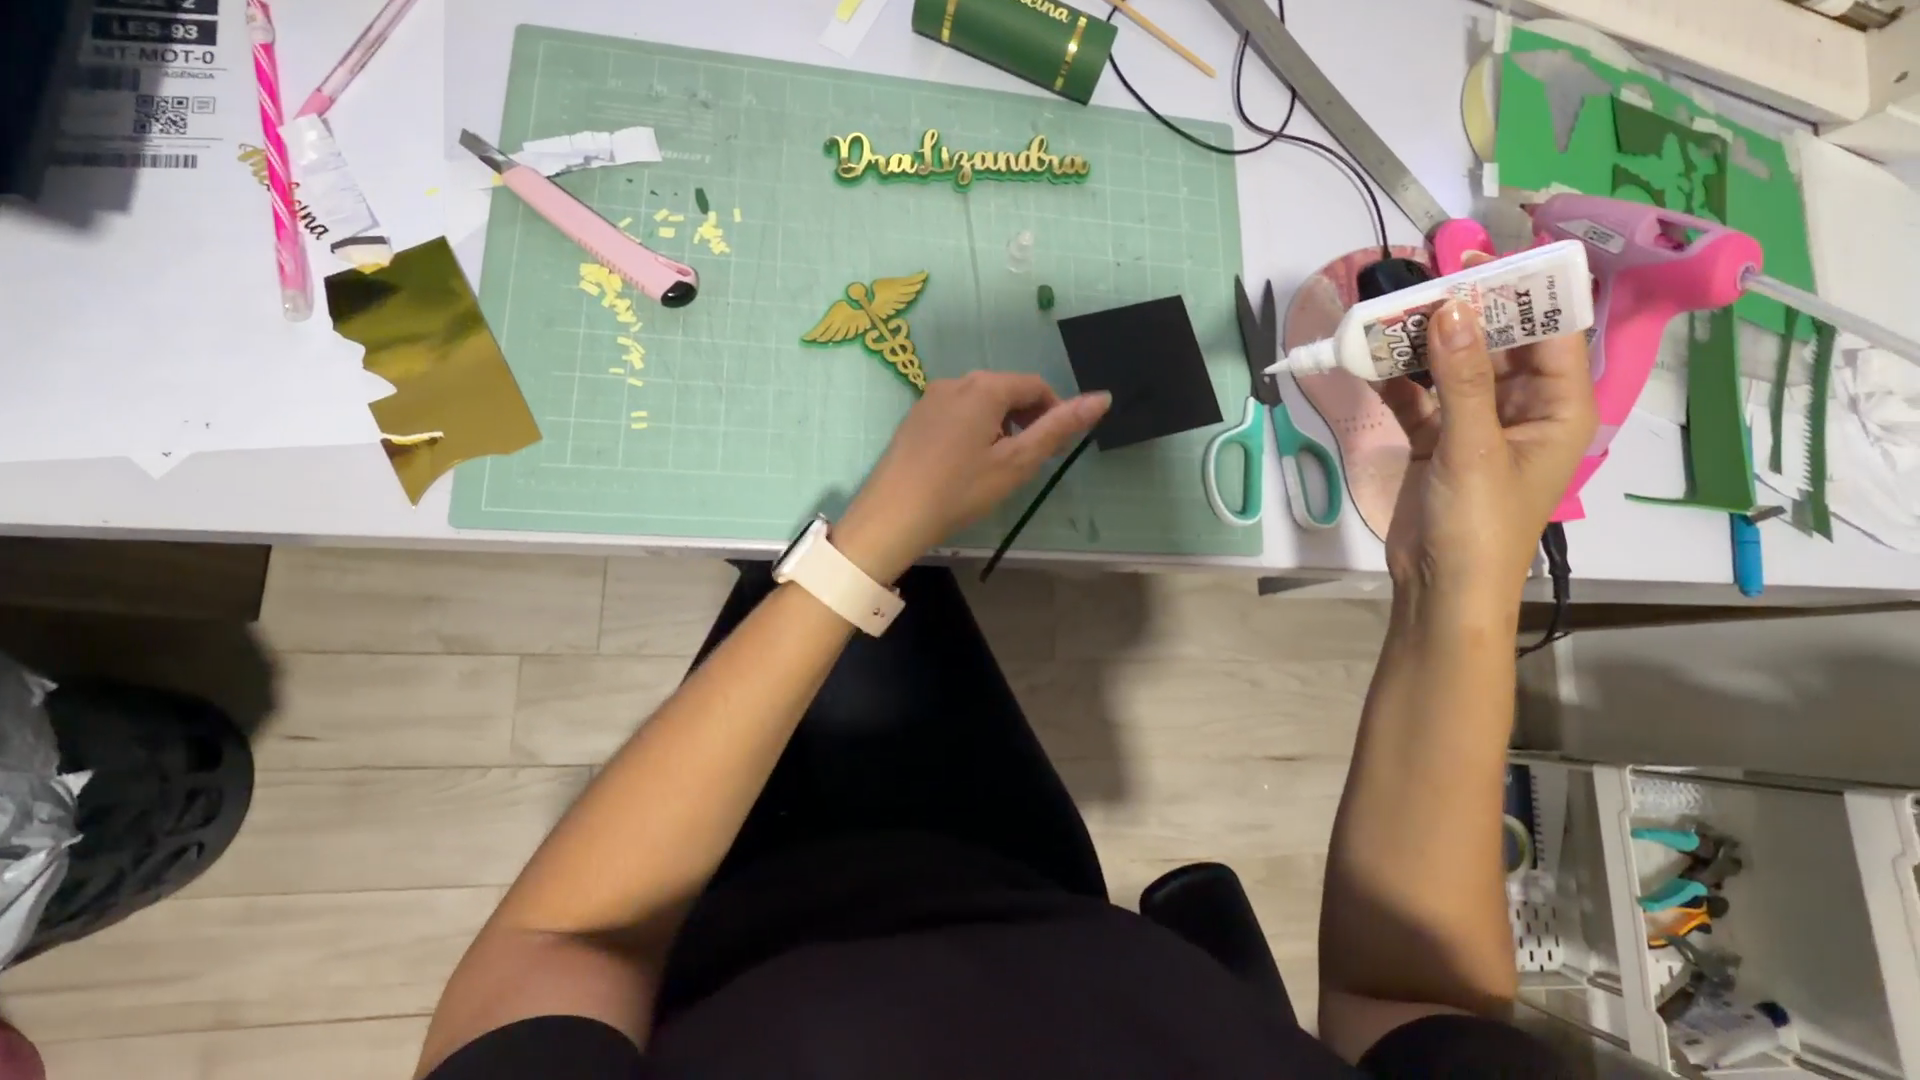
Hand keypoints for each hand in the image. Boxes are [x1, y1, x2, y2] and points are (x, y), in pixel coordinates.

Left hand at [834, 372, 1111, 581]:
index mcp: (984, 387)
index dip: (1054, 412)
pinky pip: (956, 413)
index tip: (1055, 448)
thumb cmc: (960, 489)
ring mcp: (930, 398)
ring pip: (980, 403)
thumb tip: (1102, 397)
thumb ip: (1059, 427)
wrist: (893, 515)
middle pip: (1006, 390)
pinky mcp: (915, 418)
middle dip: (1025, 419)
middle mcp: (956, 382)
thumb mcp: (1017, 461)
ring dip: (1000, 426)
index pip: (1035, 385)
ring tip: (997, 466)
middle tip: (1028, 460)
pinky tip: (966, 466)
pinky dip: (973, 430)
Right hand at [1375, 296, 1596, 612]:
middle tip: (1415, 282)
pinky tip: (1368, 360)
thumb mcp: (1474, 448)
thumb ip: (1463, 377)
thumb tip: (1449, 307)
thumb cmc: (1480, 523)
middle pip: (1495, 342)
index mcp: (1559, 404)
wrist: (1441, 587)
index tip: (1473, 258)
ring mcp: (1477, 423)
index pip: (1549, 329)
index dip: (1518, 291)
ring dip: (1420, 345)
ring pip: (1451, 367)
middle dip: (1458, 314)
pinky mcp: (1438, 440)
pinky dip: (1396, 381)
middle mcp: (1523, 405)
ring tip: (1384, 315)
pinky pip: (1420, 397)